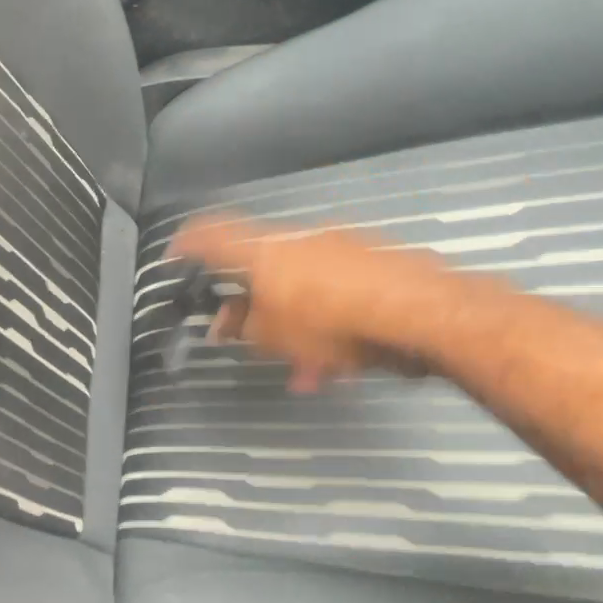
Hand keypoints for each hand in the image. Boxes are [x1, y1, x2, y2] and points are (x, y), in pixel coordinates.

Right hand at [171, 213, 450, 391]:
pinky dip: (334, 323)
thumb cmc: (330, 322)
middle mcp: (304, 240)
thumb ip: (240, 326)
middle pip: (265, 268)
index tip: (175, 252)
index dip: (188, 242)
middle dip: (257, 306)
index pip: (213, 235)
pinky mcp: (386, 263)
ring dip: (300, 325)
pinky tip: (340, 361)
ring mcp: (349, 247)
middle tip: (249, 335)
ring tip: (305, 367)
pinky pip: (343, 295)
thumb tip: (224, 322)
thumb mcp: (269, 337)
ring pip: (308, 288)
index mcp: (265, 251)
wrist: (427, 315)